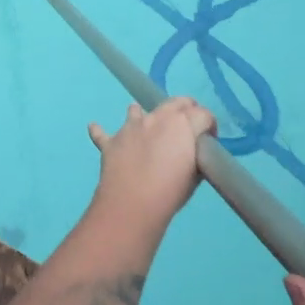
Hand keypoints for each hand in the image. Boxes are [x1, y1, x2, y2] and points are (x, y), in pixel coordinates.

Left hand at [86, 97, 216, 229]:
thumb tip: (190, 152)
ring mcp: (130, 127)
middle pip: (175, 102)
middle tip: (189, 126)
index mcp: (182, 123)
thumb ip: (194, 155)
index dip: (209, 124)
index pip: (202, 113)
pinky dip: (99, 131)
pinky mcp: (111, 142)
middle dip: (185, 110)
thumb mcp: (195, 173)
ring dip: (142, 114)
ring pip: (136, 110)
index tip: (210, 138)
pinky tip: (94, 127)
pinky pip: (101, 133)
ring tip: (145, 123)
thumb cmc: (171, 190)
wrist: (134, 202)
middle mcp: (155, 118)